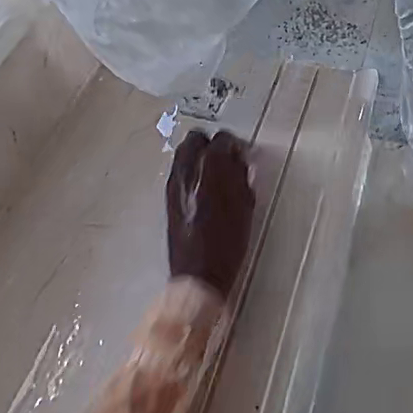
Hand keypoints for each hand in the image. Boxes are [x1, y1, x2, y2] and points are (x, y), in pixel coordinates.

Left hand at [165, 129, 254, 298]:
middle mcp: (188, 170)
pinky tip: (203, 189)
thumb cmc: (229, 244)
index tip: (242, 155)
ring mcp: (175, 182)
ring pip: (184, 153)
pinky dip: (191, 172)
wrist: (198, 273)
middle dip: (212, 145)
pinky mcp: (168, 195)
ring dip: (200, 157)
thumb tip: (240, 163)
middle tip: (227, 161)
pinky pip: (179, 171)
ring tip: (215, 175)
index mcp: (212, 170)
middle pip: (197, 139)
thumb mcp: (245, 208)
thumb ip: (242, 179)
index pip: (223, 140)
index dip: (235, 145)